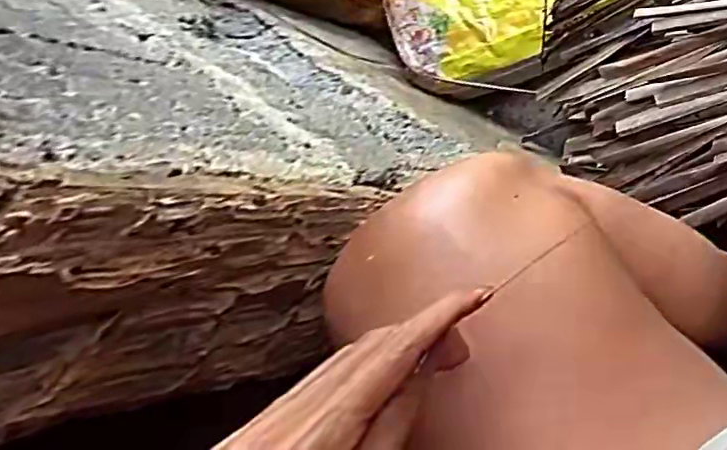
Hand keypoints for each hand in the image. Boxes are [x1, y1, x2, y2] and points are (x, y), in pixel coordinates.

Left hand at [215, 289, 489, 449]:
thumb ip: (395, 423)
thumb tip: (428, 365)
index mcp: (322, 431)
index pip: (396, 347)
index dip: (443, 314)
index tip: (478, 296)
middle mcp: (289, 416)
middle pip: (373, 344)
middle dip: (425, 330)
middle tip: (458, 348)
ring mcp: (262, 422)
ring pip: (345, 355)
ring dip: (395, 345)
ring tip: (426, 362)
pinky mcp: (249, 431)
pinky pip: (318, 377)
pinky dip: (361, 365)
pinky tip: (378, 380)